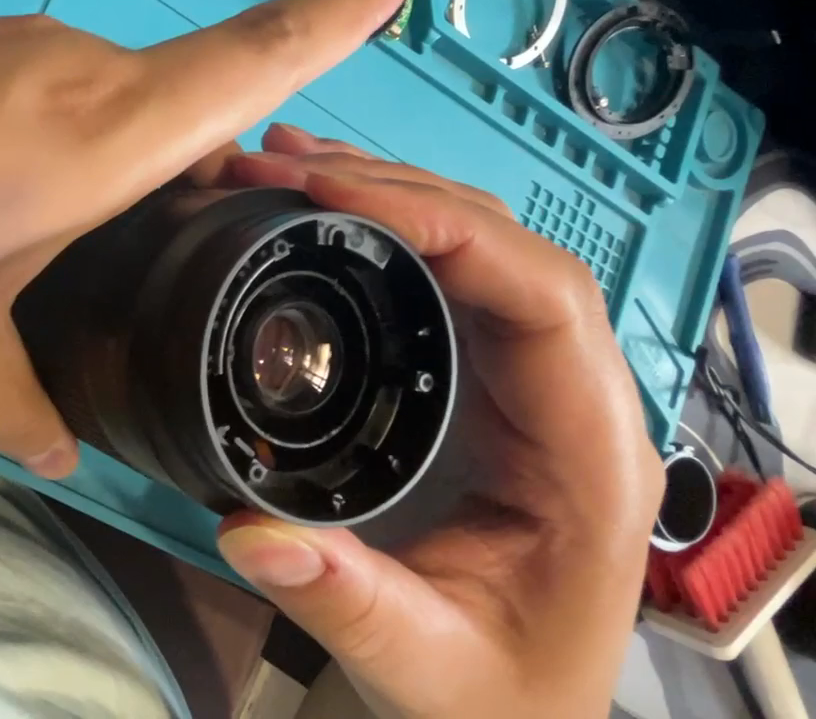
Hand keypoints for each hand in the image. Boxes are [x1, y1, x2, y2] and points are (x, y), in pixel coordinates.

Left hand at [0, 0, 424, 477]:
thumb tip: (60, 443)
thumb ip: (24, 404)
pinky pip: (13, 97)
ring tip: (60, 259)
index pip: (252, 58)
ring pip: (86, 104)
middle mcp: (50, 63)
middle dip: (193, 171)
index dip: (337, 12)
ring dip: (99, 170)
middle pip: (169, 104)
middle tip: (182, 259)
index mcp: (95, 127)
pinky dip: (30, 152)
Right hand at [212, 127, 662, 717]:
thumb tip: (244, 527)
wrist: (497, 702)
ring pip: (464, 245)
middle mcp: (557, 391)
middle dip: (386, 188)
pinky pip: (425, 273)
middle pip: (499, 246)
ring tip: (276, 161)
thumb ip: (347, 601)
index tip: (322, 194)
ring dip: (372, 189)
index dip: (441, 226)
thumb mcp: (423, 663)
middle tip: (270, 165)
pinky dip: (364, 222)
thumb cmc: (484, 687)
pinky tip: (303, 202)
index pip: (541, 296)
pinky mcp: (457, 372)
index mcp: (582, 449)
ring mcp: (508, 375)